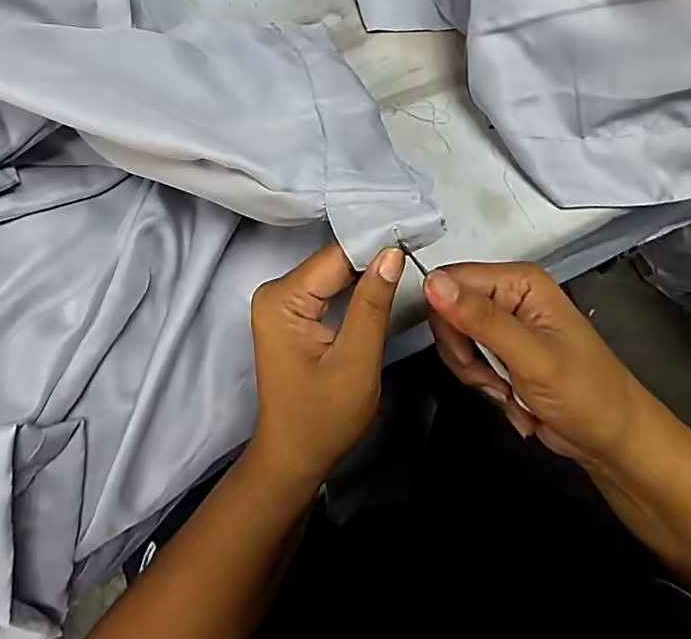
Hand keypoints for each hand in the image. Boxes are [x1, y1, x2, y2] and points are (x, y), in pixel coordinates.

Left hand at [247, 243, 403, 488]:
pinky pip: (327, 288)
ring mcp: (280, 301)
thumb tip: (391, 254)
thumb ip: (373, 304)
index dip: (375, 247)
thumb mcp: (356, 361)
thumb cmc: (321, 419)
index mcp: (281, 299)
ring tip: (405, 261)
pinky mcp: (291, 313)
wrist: (293, 456)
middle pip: (332, 262)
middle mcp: (274, 292)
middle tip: (416, 246)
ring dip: (366, 271)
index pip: (335, 258)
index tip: (414, 235)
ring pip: (332, 273)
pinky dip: (354, 287)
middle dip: (372, 257)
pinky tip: (380, 283)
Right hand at [423, 261, 681, 471]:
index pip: (450, 281)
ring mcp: (503, 322)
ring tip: (506, 389)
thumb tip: (434, 283)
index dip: (447, 316)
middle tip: (490, 376)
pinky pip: (466, 358)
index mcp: (519, 281)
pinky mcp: (500, 349)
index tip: (467, 351)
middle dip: (462, 351)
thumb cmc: (590, 396)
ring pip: (453, 337)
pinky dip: (481, 382)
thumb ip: (480, 318)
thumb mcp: (531, 356)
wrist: (615, 444)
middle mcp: (508, 294)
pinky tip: (510, 395)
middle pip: (447, 310)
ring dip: (472, 372)